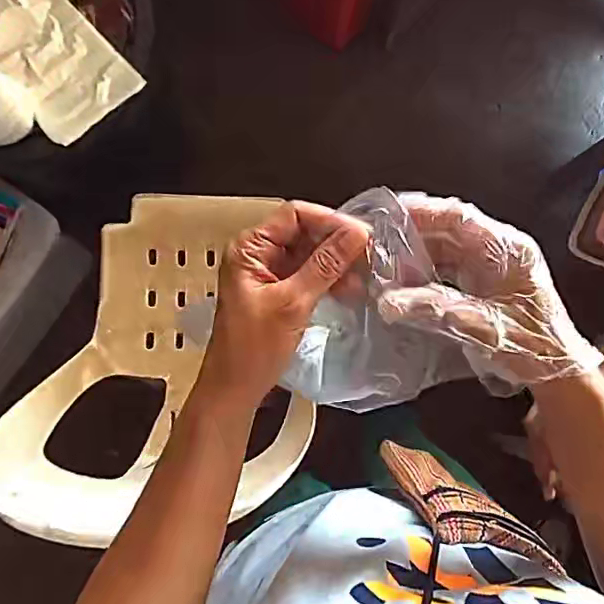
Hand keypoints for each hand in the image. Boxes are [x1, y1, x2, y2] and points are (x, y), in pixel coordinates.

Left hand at [196, 201, 370, 406]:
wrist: (234, 389)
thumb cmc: (253, 349)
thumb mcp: (293, 303)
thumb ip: (325, 266)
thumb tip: (355, 234)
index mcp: (249, 249)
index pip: (294, 214)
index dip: (329, 221)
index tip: (360, 236)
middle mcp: (256, 254)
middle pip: (304, 232)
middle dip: (336, 244)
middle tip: (369, 257)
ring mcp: (267, 273)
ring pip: (309, 254)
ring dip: (336, 263)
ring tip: (363, 277)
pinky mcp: (277, 291)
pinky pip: (307, 274)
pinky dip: (328, 279)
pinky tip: (349, 290)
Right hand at [376, 194, 600, 387]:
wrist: (559, 373)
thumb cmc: (534, 349)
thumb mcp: (485, 328)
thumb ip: (438, 310)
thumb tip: (389, 301)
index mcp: (508, 249)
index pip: (459, 217)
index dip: (421, 213)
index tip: (388, 215)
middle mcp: (501, 249)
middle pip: (449, 229)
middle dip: (412, 236)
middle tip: (377, 245)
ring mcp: (493, 265)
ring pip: (446, 248)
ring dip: (417, 256)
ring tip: (386, 267)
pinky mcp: (486, 281)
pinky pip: (450, 266)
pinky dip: (426, 272)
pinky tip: (406, 284)